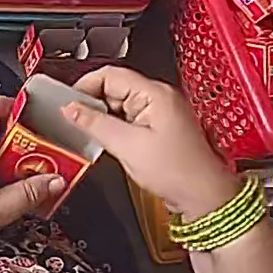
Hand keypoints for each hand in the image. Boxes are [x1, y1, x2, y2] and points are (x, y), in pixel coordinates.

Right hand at [66, 66, 240, 220]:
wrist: (204, 197)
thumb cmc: (178, 172)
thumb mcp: (127, 146)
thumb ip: (95, 124)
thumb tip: (71, 108)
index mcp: (154, 93)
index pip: (110, 75)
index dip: (85, 86)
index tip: (68, 103)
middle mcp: (159, 97)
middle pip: (114, 88)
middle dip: (93, 105)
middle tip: (77, 123)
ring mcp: (160, 111)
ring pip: (119, 104)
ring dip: (103, 118)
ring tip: (94, 137)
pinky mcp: (159, 127)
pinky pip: (129, 118)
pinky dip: (116, 128)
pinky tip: (110, 142)